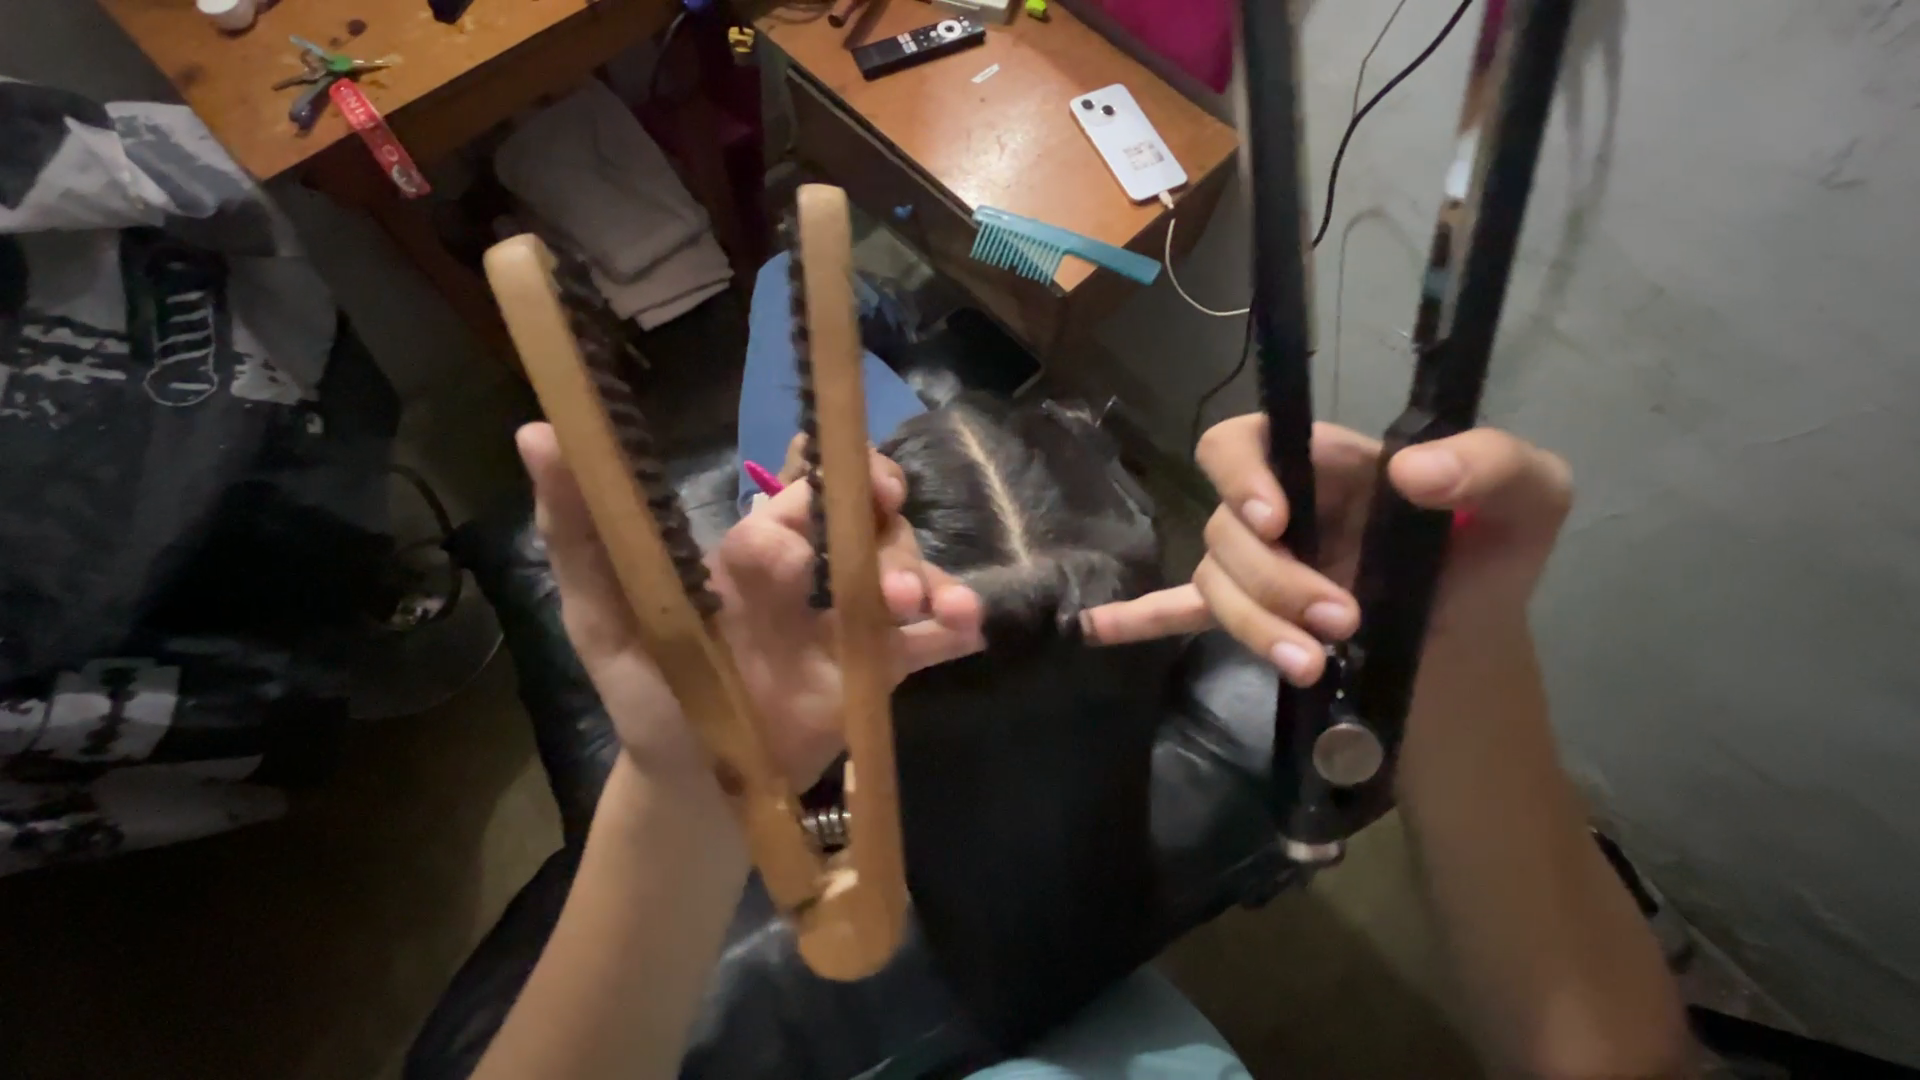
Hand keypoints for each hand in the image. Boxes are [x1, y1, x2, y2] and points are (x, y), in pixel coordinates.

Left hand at [518, 423, 984, 792]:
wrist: (694, 783)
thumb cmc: (648, 688)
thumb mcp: (603, 610)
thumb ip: (580, 529)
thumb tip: (538, 429)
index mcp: (756, 551)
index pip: (804, 491)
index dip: (833, 469)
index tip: (850, 468)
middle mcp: (813, 577)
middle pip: (868, 524)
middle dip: (886, 524)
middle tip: (888, 532)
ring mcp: (849, 623)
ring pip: (902, 577)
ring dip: (923, 576)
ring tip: (920, 604)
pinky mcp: (877, 671)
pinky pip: (924, 643)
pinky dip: (952, 628)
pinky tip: (969, 627)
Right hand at [1082, 416, 1571, 684]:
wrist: (1466, 643)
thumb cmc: (1487, 559)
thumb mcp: (1531, 497)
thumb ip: (1492, 463)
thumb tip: (1415, 474)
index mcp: (1324, 465)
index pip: (1246, 441)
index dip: (1242, 475)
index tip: (1275, 519)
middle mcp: (1278, 511)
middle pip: (1223, 528)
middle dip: (1272, 577)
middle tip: (1337, 618)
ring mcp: (1256, 568)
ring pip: (1212, 583)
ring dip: (1253, 622)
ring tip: (1312, 662)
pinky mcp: (1249, 618)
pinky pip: (1178, 612)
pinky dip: (1139, 619)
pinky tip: (1096, 631)